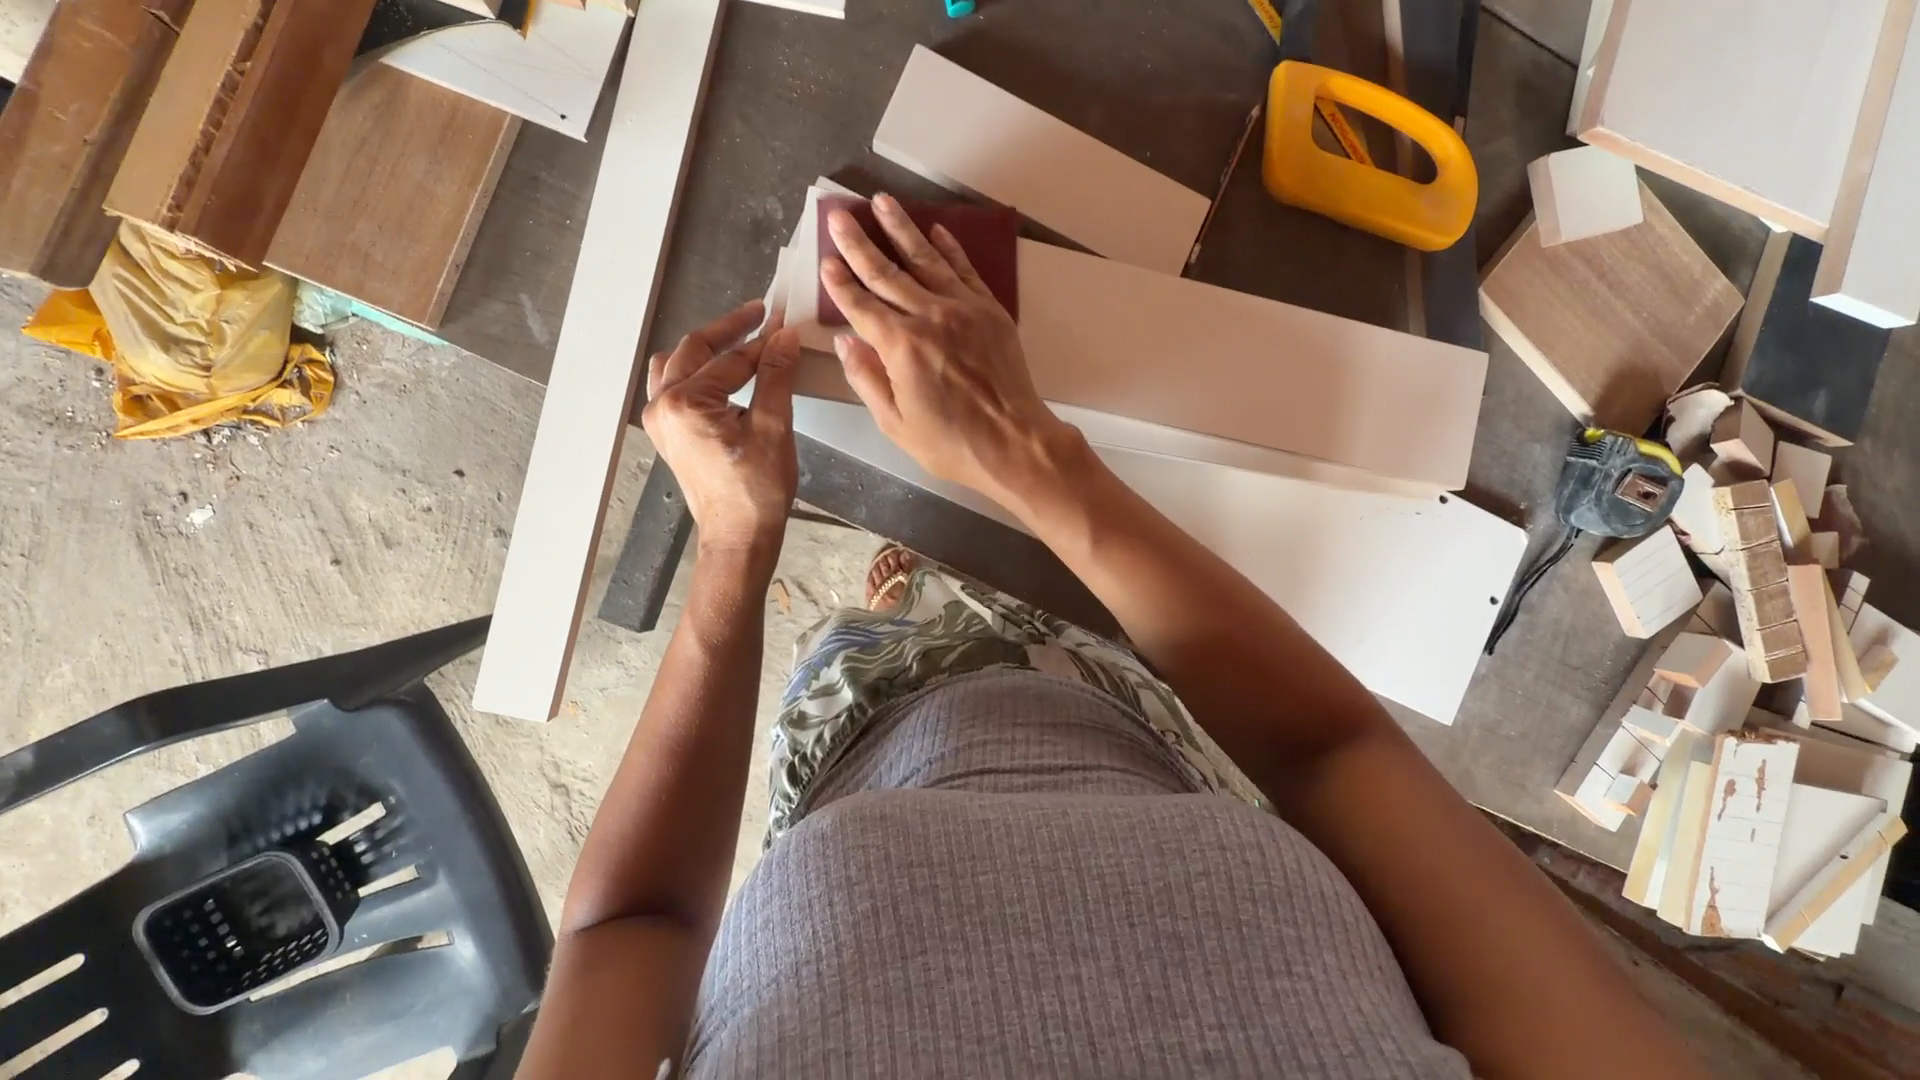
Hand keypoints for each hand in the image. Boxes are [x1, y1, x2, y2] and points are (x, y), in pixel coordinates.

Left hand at [641, 300, 799, 560]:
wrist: (738, 537)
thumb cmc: (757, 490)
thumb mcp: (773, 427)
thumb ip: (775, 376)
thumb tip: (784, 337)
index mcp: (685, 403)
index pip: (730, 359)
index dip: (762, 341)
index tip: (785, 323)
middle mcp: (662, 406)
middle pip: (694, 351)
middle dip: (729, 332)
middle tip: (760, 315)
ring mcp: (660, 421)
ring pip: (676, 365)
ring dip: (706, 349)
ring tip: (739, 338)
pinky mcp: (668, 435)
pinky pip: (673, 386)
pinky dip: (695, 371)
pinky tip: (719, 371)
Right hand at [819, 194, 1083, 509]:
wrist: (1014, 443)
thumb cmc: (951, 444)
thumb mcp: (895, 423)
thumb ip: (867, 378)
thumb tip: (846, 341)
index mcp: (901, 347)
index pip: (861, 305)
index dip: (840, 283)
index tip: (825, 260)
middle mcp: (930, 318)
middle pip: (887, 273)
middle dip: (858, 243)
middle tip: (839, 214)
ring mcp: (964, 310)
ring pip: (925, 259)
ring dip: (901, 229)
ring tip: (881, 202)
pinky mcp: (990, 311)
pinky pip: (965, 270)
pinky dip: (949, 249)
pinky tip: (936, 230)